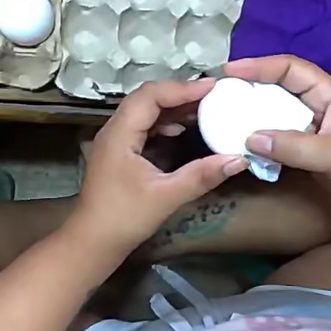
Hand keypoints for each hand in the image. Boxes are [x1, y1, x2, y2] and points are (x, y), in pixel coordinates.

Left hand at [69, 79, 246, 252]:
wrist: (92, 242)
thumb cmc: (124, 218)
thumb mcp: (167, 196)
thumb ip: (201, 175)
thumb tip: (238, 159)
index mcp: (119, 133)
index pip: (151, 95)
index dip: (183, 88)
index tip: (213, 88)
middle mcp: (113, 130)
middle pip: (147, 98)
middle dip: (180, 94)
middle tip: (214, 95)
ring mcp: (114, 140)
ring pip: (144, 111)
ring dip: (173, 108)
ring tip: (205, 108)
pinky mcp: (118, 152)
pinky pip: (142, 126)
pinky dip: (164, 123)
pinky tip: (182, 130)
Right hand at [222, 56, 330, 215]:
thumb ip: (294, 146)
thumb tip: (250, 137)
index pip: (292, 69)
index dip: (261, 65)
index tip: (230, 71)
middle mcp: (321, 106)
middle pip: (280, 88)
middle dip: (251, 88)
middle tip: (220, 93)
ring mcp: (315, 129)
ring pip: (278, 115)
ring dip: (254, 116)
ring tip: (225, 118)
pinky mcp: (312, 151)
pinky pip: (281, 139)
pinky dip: (263, 141)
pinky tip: (245, 146)